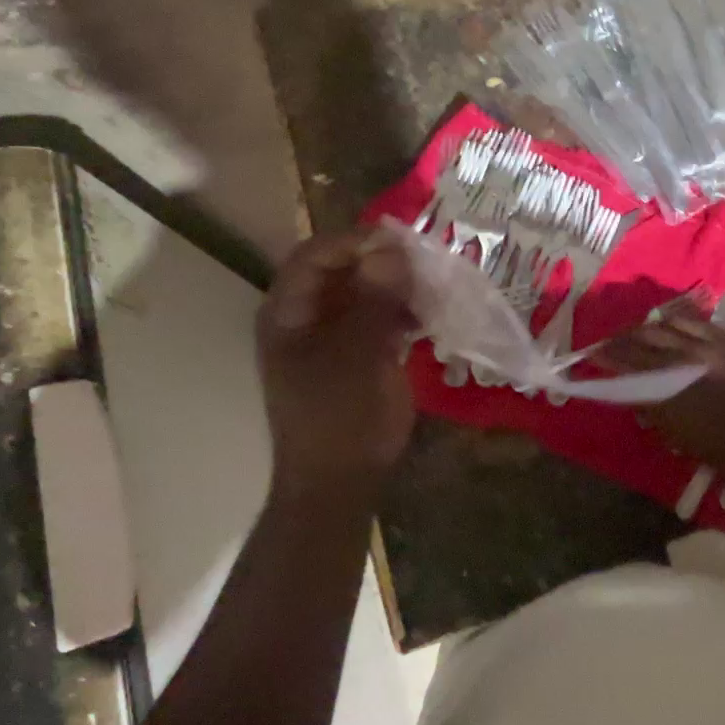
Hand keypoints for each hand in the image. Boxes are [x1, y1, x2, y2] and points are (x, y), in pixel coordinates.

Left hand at [258, 228, 417, 485]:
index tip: (400, 241)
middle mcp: (309, 316)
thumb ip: (374, 300)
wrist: (340, 483)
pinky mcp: (363, 353)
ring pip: (368, 291)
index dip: (355, 241)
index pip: (316, 255)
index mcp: (289, 312)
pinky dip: (407, 309)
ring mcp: (336, 335)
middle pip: (344, 268)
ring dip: (400, 283)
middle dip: (383, 260)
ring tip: (435, 282)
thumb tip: (393, 249)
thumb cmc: (337, 419)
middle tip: (426, 258)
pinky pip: (384, 316)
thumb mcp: (357, 355)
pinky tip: (433, 311)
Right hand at [592, 308, 724, 495]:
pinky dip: (677, 319)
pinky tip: (667, 321)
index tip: (593, 353)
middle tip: (609, 342)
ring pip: (666, 326)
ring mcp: (707, 347)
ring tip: (636, 332)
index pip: (629, 363)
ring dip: (646, 328)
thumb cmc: (717, 446)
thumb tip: (630, 389)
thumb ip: (649, 407)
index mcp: (669, 386)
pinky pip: (696, 321)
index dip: (608, 356)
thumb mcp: (674, 433)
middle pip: (643, 340)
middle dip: (622, 339)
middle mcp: (685, 360)